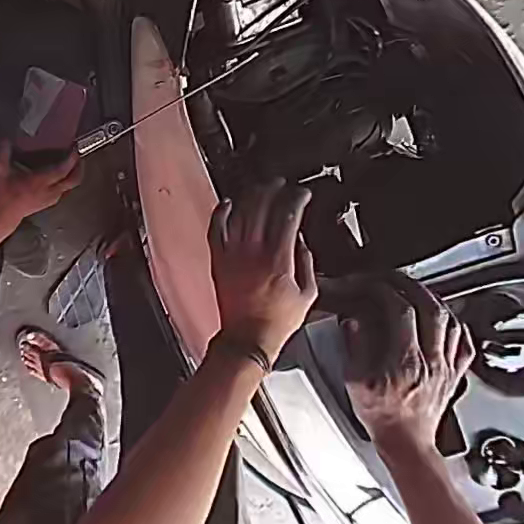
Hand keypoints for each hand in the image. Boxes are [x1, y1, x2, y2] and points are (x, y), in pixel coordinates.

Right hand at [0, 141, 81, 220]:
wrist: (3, 216)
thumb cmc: (3, 194)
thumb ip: (2, 154)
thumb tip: (5, 140)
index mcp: (39, 182)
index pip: (62, 170)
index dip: (71, 160)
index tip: (74, 150)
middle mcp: (49, 191)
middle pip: (73, 180)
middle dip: (80, 168)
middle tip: (79, 156)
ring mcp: (51, 199)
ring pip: (70, 187)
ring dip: (75, 175)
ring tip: (74, 164)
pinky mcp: (49, 203)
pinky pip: (65, 191)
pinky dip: (68, 182)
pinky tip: (64, 177)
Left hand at [209, 180, 318, 361]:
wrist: (247, 338)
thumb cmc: (277, 321)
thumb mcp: (308, 293)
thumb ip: (306, 262)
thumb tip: (300, 241)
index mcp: (278, 259)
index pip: (287, 216)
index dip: (296, 199)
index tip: (303, 194)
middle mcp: (253, 252)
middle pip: (261, 207)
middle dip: (273, 190)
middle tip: (281, 184)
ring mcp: (232, 255)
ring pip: (239, 213)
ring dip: (250, 196)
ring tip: (260, 189)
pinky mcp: (218, 260)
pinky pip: (215, 229)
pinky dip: (219, 213)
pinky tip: (226, 203)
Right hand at [339, 277, 472, 458]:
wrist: (406, 443)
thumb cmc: (382, 417)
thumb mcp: (355, 382)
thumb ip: (356, 348)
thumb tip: (354, 322)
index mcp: (405, 361)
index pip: (400, 311)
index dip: (385, 290)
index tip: (372, 284)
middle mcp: (432, 361)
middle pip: (430, 308)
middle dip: (410, 285)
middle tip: (395, 277)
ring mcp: (447, 366)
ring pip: (450, 320)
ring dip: (433, 299)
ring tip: (417, 290)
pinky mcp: (455, 373)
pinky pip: (464, 341)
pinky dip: (455, 323)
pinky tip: (445, 317)